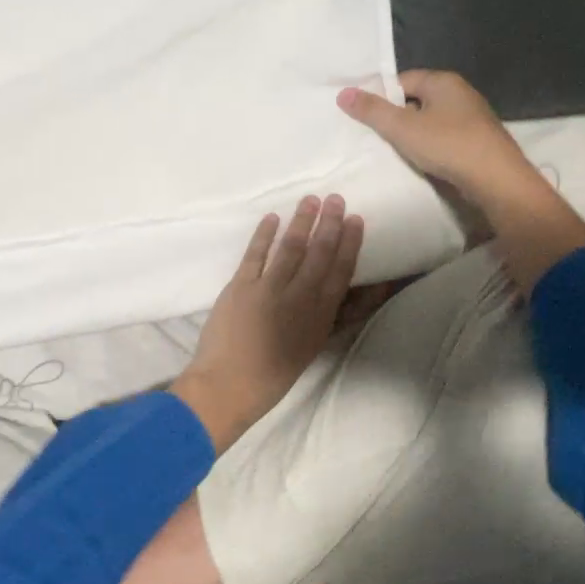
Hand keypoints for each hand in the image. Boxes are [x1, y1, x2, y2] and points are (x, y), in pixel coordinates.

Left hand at [172, 195, 362, 451]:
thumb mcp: (311, 348)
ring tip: (310, 200)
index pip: (340, 273)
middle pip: (318, 254)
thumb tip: (356, 296)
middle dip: (329, 224)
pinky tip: (271, 217)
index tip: (355, 220)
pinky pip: (255, 254)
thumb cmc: (272, 375)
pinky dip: (263, 234)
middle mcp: (298, 299)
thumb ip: (330, 319)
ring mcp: (268, 290)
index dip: (349, 245)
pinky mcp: (240, 287)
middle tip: (336, 198)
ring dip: (301, 221)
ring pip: (290, 248)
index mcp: (319, 317)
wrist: (228, 385)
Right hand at [336, 70, 531, 195]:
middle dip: (396, 116)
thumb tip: (343, 93)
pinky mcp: (477, 139)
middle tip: (375, 135)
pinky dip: (430, 145)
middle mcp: (460, 93)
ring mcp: (472, 117)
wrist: (496, 179)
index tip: (366, 117)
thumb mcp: (402, 128)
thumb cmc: (447, 145)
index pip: (403, 80)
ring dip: (413, 133)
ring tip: (393, 150)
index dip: (382, 97)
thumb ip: (372, 111)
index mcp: (443, 81)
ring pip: (430, 120)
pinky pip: (444, 136)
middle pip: (417, 100)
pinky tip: (420, 161)